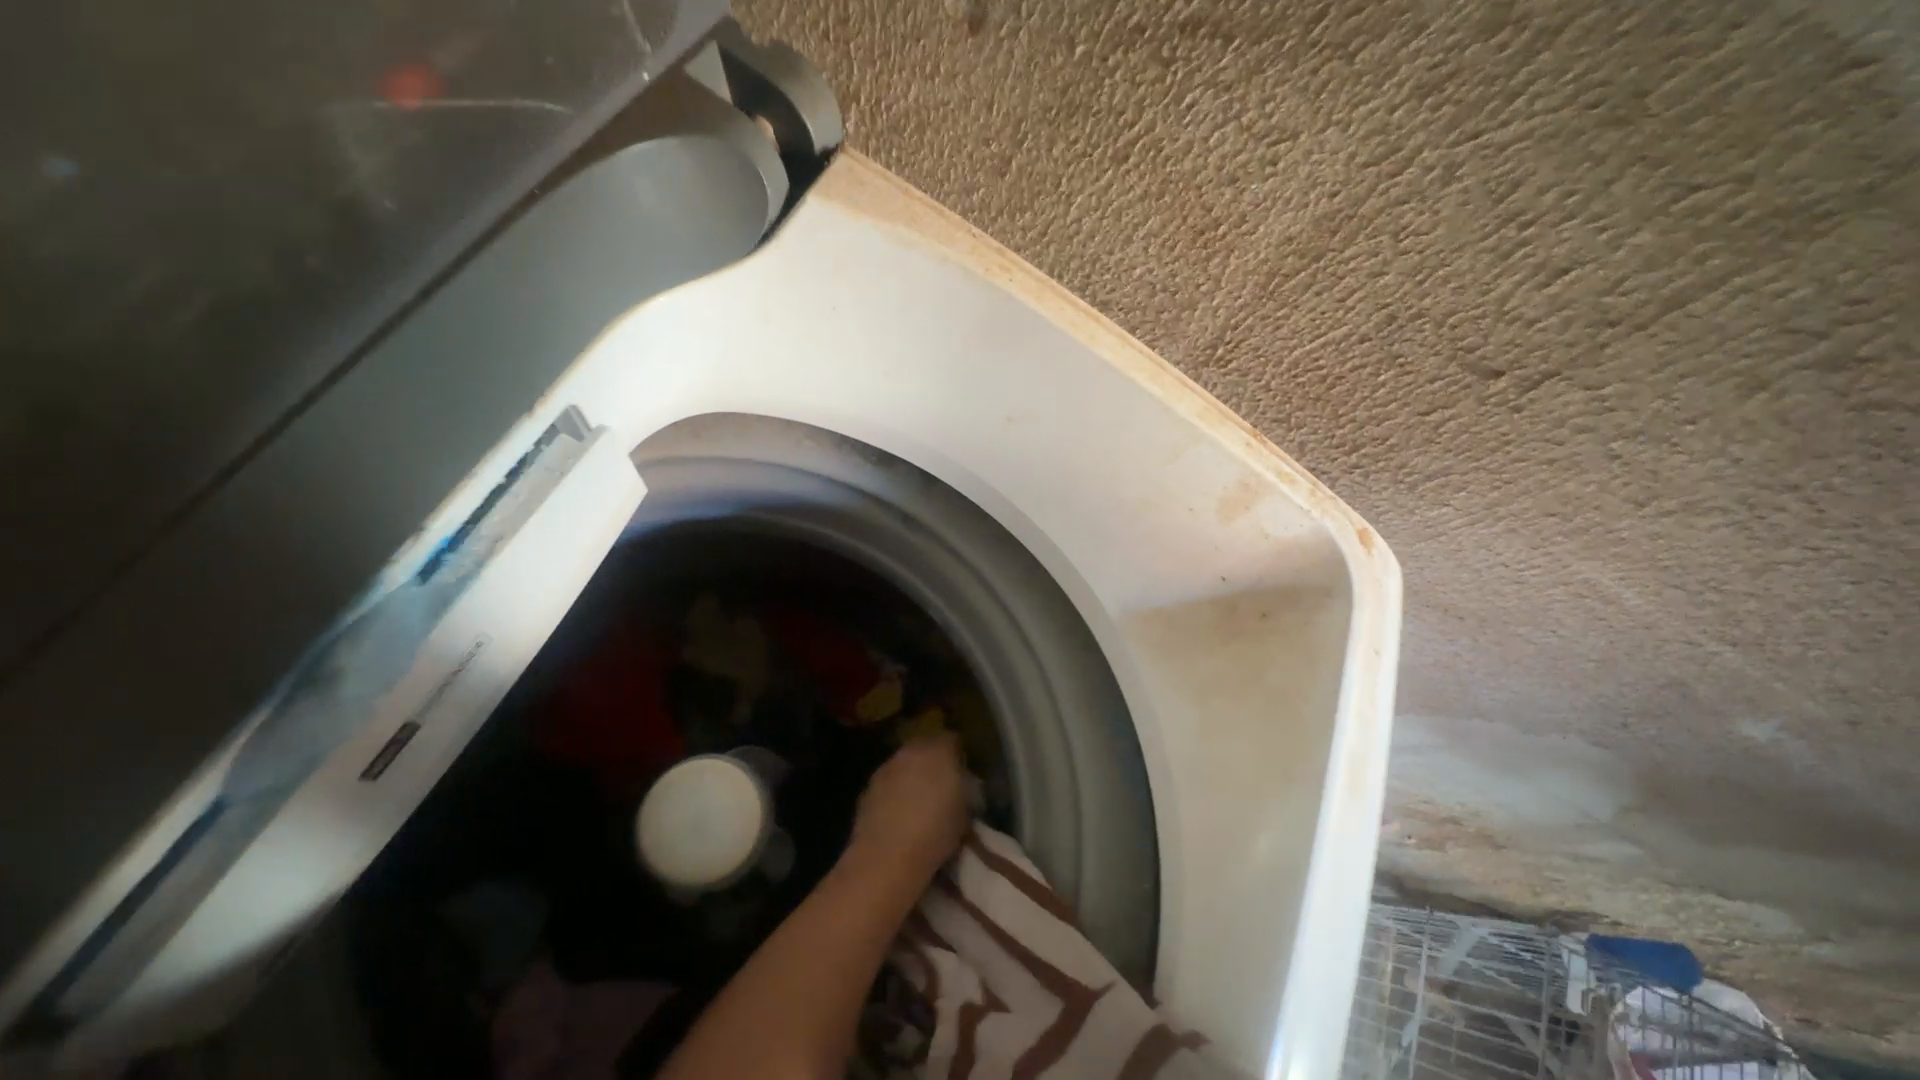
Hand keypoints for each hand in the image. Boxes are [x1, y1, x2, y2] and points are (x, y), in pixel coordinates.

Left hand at [848, 732, 969, 880]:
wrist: (887, 858)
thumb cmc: (936, 834)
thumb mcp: (965, 813)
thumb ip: (964, 790)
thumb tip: (961, 785)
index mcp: (938, 752)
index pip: (952, 738)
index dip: (958, 753)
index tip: (964, 771)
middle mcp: (909, 753)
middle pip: (924, 747)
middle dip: (934, 761)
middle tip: (943, 784)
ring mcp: (884, 769)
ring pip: (903, 763)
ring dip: (912, 775)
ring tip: (920, 801)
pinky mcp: (867, 789)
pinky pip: (887, 783)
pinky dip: (894, 792)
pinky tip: (899, 814)